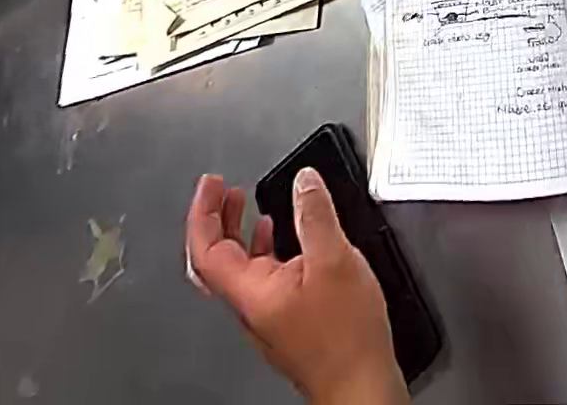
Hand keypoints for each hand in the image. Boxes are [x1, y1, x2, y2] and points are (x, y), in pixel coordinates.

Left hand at [186, 170, 407, 404]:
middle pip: (216, 257)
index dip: (203, 212)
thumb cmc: (346, 339)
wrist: (362, 389)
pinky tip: (279, 236)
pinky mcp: (286, 318)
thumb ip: (315, 215)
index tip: (209, 185)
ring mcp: (268, 314)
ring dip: (236, 229)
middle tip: (219, 189)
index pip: (207, 250)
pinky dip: (261, 245)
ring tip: (242, 203)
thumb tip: (304, 182)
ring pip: (238, 266)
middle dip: (215, 217)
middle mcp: (253, 305)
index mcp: (253, 291)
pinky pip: (260, 274)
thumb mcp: (334, 260)